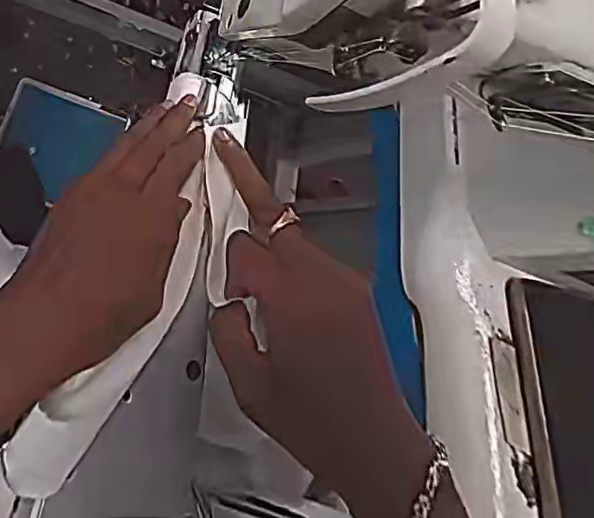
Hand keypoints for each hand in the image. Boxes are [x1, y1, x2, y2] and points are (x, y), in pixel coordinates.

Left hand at [0, 95, 203, 434]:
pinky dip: (122, 142)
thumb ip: (167, 241)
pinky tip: (129, 140)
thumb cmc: (96, 315)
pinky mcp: (73, 194)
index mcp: (150, 214)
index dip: (192, 145)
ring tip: (162, 109)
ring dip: (148, 123)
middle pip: (154, 143)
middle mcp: (122, 193)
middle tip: (187, 103)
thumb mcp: (152, 288)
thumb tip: (177, 214)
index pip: (178, 165)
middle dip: (174, 120)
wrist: (41, 319)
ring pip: (127, 143)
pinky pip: (105, 156)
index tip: (200, 134)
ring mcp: (93, 189)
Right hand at [208, 129, 452, 517]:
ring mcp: (344, 279)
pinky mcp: (355, 288)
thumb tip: (228, 297)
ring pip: (294, 238)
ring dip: (271, 247)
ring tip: (261, 286)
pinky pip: (314, 259)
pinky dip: (293, 265)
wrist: (373, 442)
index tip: (219, 263)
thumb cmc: (315, 421)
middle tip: (227, 152)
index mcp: (291, 297)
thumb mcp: (248, 383)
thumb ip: (226, 325)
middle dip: (247, 187)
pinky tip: (287, 301)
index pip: (246, 246)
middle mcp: (322, 277)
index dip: (228, 262)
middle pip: (275, 215)